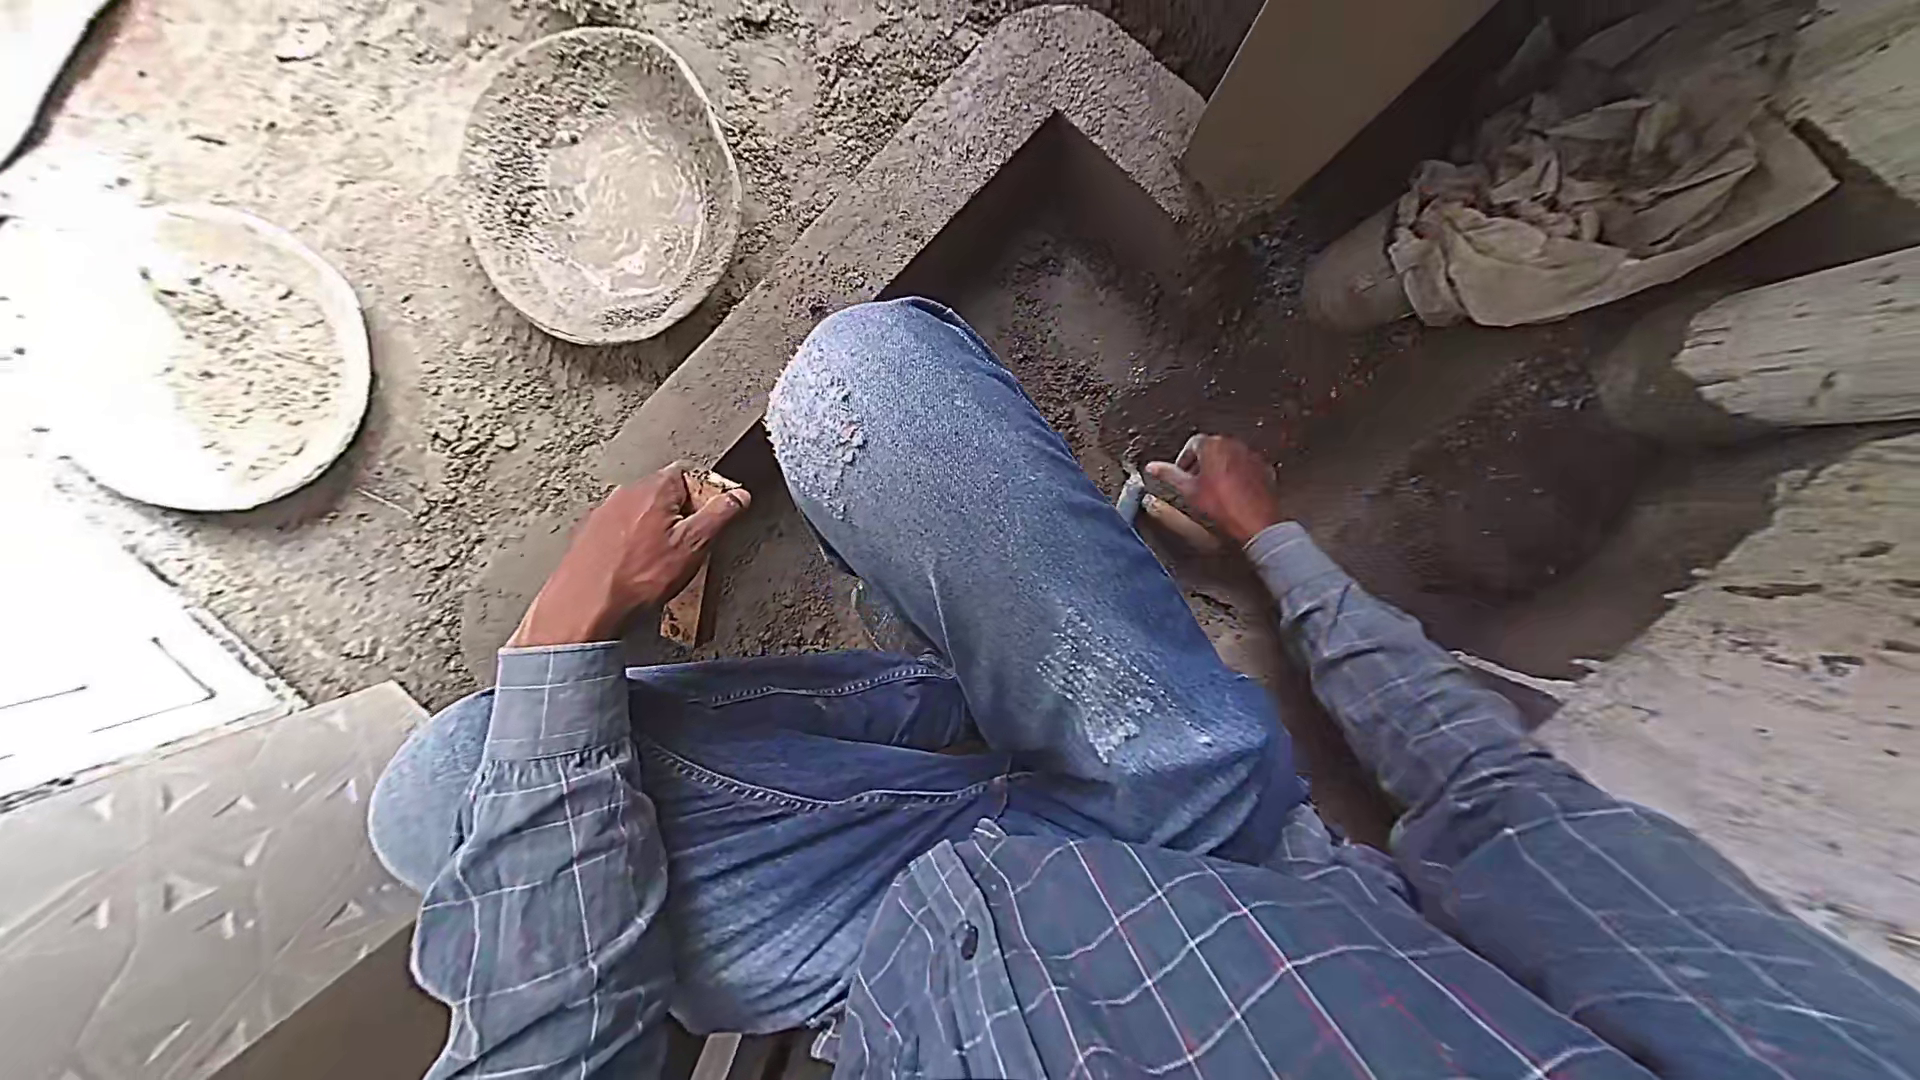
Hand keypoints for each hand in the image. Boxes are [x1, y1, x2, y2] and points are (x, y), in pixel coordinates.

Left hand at [509, 464, 751, 647]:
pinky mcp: (589, 535)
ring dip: (659, 531)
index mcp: (654, 488)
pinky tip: (640, 569)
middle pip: (667, 493)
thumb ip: (721, 515)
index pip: (691, 473)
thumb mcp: (695, 546)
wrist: (584, 609)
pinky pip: (623, 532)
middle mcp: (625, 494)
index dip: (709, 495)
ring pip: (644, 513)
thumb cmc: (636, 579)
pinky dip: (635, 545)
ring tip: (665, 562)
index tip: (716, 517)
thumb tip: (739, 496)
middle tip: (693, 545)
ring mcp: (603, 514)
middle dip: (684, 515)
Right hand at [1145, 434, 1283, 546]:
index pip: (1192, 444)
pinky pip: (1244, 466)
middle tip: (1193, 481)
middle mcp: (1234, 445)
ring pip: (1228, 456)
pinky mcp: (1263, 468)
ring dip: (1218, 467)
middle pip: (1211, 448)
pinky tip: (1230, 492)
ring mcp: (1251, 456)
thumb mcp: (1188, 490)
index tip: (1180, 472)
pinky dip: (1235, 474)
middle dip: (1200, 463)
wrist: (1255, 522)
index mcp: (1213, 446)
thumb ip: (1169, 475)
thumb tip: (1152, 467)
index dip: (1183, 459)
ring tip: (1212, 488)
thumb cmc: (1223, 506)